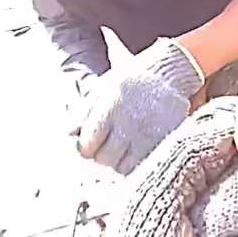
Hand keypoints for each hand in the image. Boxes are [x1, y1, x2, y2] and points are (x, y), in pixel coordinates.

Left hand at [75, 38, 204, 173]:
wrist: (169, 71)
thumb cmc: (132, 80)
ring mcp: (150, 131)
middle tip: (109, 143)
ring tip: (125, 145)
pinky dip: (139, 161)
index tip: (93, 141)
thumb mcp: (104, 87)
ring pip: (124, 166)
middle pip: (105, 158)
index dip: (87, 146)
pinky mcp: (166, 138)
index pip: (88, 145)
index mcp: (111, 106)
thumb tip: (68, 134)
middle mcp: (130, 120)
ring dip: (121, 159)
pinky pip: (145, 164)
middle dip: (103, 153)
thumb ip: (83, 110)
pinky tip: (138, 148)